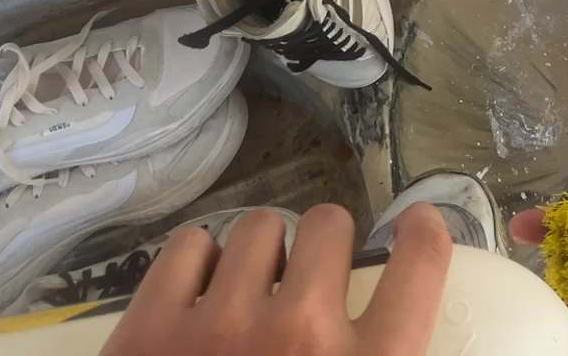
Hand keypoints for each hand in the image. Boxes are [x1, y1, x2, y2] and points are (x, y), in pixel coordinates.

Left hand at [101, 202, 451, 355]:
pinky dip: (198, 267)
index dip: (422, 232)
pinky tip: (198, 305)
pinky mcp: (145, 333)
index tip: (412, 227)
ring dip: (262, 258)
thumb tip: (399, 350)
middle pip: (329, 224)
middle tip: (308, 291)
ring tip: (249, 301)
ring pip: (260, 226)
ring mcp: (220, 327)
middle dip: (324, 251)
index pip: (420, 261)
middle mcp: (301, 334)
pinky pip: (190, 245)